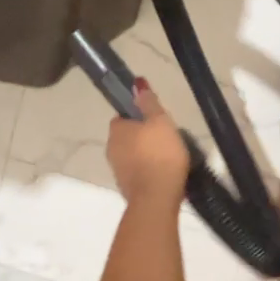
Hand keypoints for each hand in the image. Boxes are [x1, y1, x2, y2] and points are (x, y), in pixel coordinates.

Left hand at [106, 82, 190, 205]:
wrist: (156, 197)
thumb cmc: (160, 153)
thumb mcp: (160, 121)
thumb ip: (148, 103)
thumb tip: (136, 84)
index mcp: (116, 130)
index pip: (123, 117)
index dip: (138, 117)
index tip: (156, 122)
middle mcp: (111, 148)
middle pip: (126, 137)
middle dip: (142, 137)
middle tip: (166, 139)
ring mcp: (117, 170)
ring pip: (131, 156)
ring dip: (145, 155)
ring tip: (168, 158)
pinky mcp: (126, 188)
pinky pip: (137, 173)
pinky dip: (147, 171)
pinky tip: (164, 174)